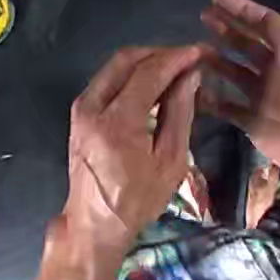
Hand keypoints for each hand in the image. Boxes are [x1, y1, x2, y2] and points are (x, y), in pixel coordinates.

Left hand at [61, 45, 203, 256]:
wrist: (93, 226)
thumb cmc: (137, 200)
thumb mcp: (171, 161)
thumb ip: (180, 112)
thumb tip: (191, 74)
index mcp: (117, 123)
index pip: (150, 72)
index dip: (177, 58)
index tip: (200, 52)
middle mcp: (93, 107)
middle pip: (128, 59)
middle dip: (161, 53)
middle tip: (187, 59)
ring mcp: (81, 108)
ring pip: (116, 64)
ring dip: (147, 60)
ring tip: (174, 69)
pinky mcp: (79, 111)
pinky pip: (108, 77)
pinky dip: (132, 72)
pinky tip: (153, 82)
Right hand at [199, 0, 279, 213]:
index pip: (268, 23)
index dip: (244, 9)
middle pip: (247, 42)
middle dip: (226, 27)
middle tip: (203, 14)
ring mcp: (270, 98)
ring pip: (234, 71)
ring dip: (215, 59)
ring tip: (193, 48)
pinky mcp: (261, 126)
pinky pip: (230, 109)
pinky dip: (211, 100)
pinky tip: (194, 90)